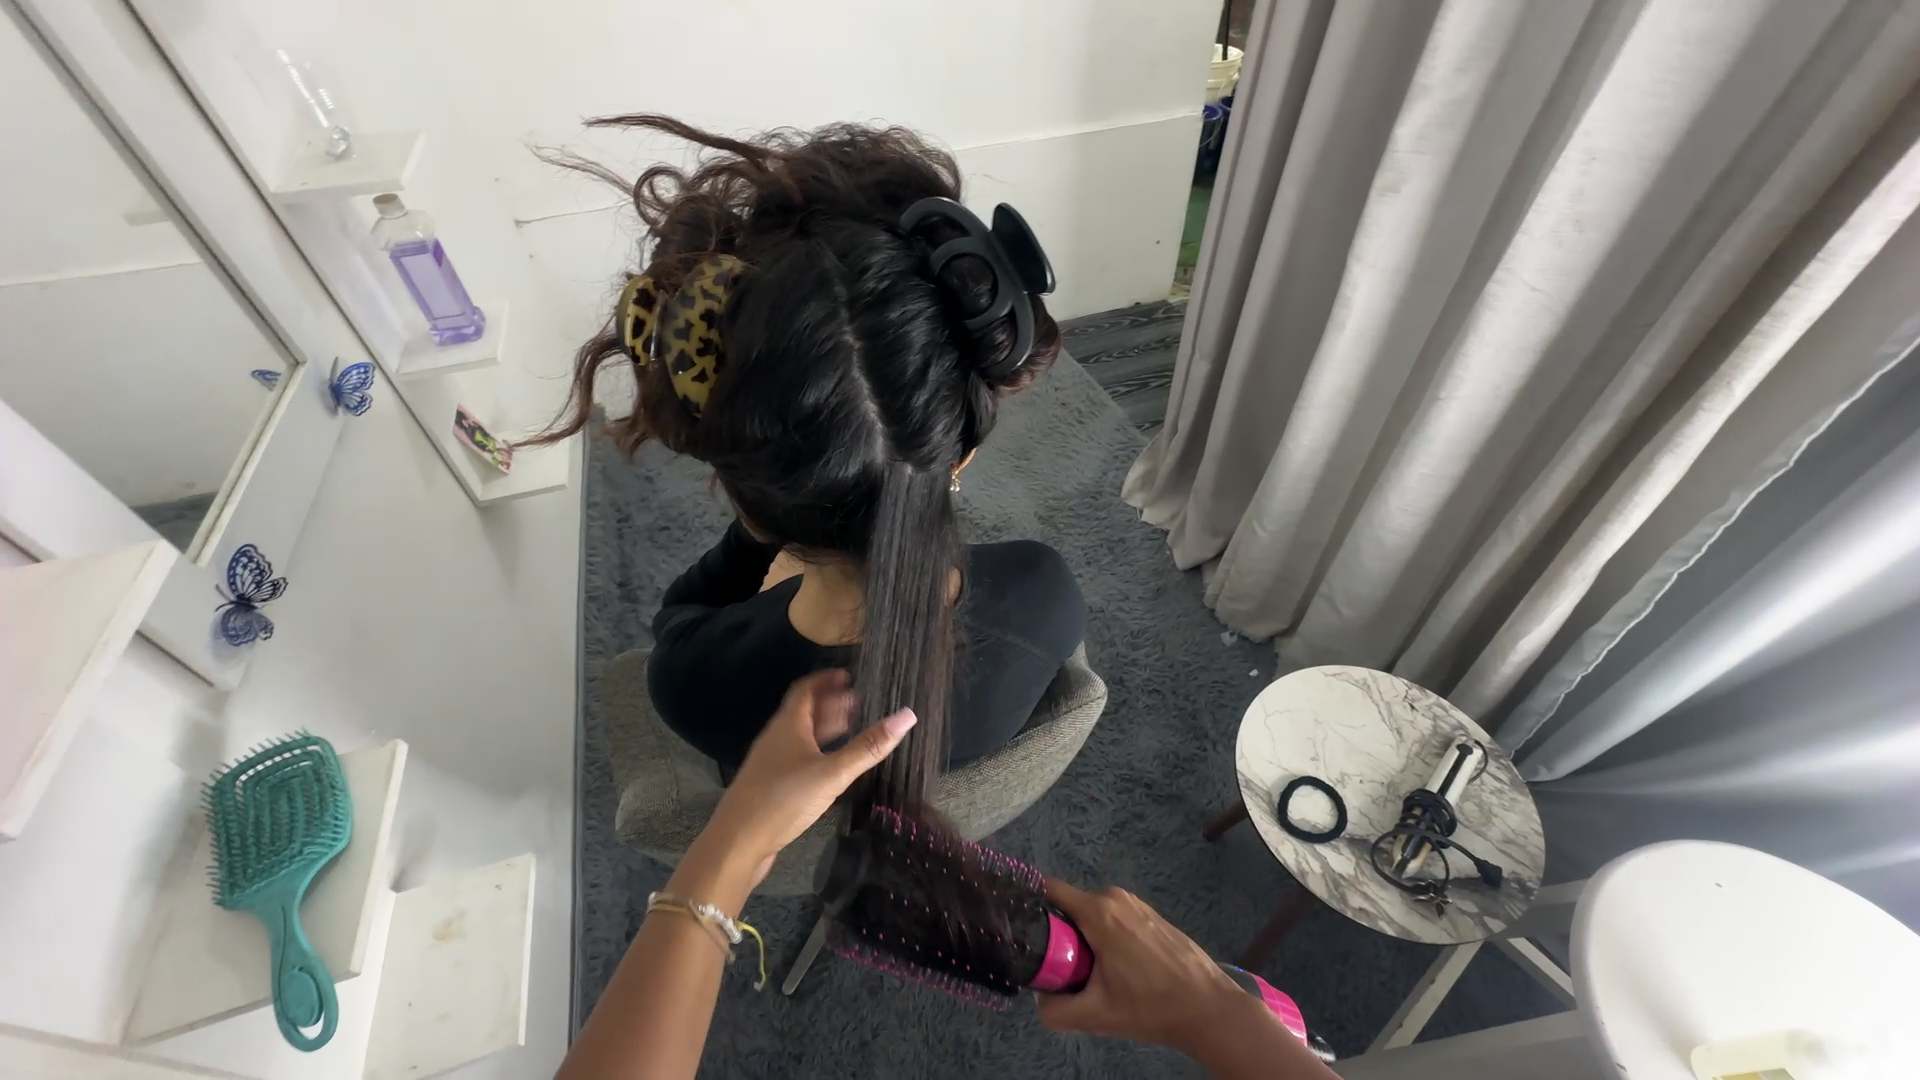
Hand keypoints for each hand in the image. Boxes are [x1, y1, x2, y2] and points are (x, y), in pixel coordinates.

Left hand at [702, 669, 915, 876]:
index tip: (851, 676)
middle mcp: (778, 737)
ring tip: (854, 729)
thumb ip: (869, 747)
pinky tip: (833, 765)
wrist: (737, 842)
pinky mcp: (772, 783)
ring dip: (826, 728)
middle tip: (861, 703)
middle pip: (805, 710)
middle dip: (832, 704)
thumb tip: (907, 715)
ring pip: (802, 734)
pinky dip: (818, 750)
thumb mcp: (832, 773)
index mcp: (788, 724)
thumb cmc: (783, 799)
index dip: (827, 679)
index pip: (806, 689)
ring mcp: (772, 761)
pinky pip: (799, 755)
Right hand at [1035, 880, 1257, 1056]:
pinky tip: (1121, 971)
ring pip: (1093, 915)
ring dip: (1087, 940)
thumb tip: (1039, 998)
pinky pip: (1114, 919)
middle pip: (1071, 908)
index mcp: (1097, 910)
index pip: (1050, 889)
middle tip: (1066, 971)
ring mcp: (1135, 903)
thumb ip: (1056, 1009)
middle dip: (1062, 936)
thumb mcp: (1096, 1015)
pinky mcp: (1150, 914)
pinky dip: (1108, 939)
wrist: (1209, 1008)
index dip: (1030, 902)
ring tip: (1096, 976)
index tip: (1020, 926)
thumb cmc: (1151, 1005)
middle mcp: (1114, 896)